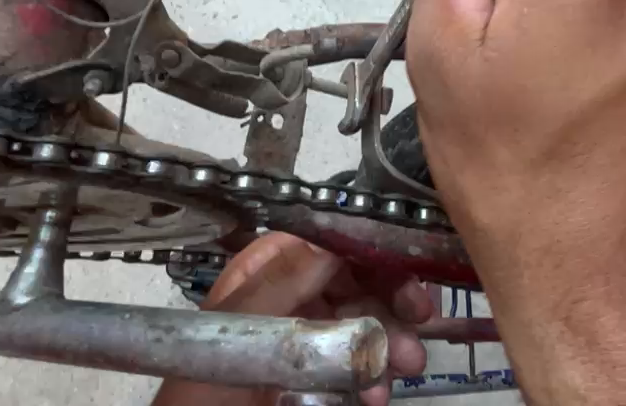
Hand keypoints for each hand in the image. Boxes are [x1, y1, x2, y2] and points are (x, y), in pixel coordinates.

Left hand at [152, 232, 431, 405]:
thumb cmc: (203, 384)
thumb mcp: (237, 327)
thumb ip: (284, 280)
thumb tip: (337, 236)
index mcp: (267, 269)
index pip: (329, 241)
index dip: (371, 249)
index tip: (407, 265)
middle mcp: (291, 295)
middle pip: (356, 281)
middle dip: (391, 297)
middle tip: (422, 313)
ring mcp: (306, 340)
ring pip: (364, 324)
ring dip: (392, 340)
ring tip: (409, 363)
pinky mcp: (317, 380)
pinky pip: (357, 366)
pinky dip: (375, 377)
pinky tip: (378, 394)